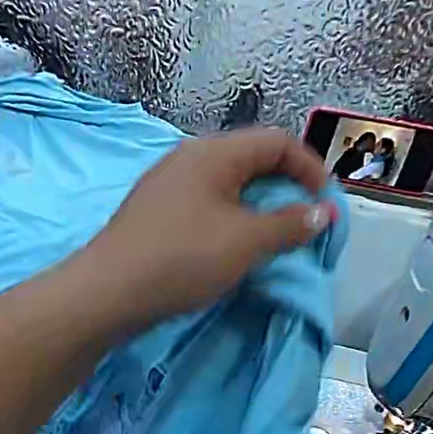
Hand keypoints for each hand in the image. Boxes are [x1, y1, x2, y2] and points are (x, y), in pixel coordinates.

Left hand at [73, 128, 335, 328]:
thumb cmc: (181, 259)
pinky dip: (229, 219)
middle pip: (251, 159)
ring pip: (227, 184)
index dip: (310, 168)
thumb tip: (323, 212)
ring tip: (270, 239)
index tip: (325, 206)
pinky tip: (229, 247)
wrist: (108, 292)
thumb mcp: (246, 241)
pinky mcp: (154, 211)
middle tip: (301, 223)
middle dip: (285, 188)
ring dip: (257, 206)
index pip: (278, 141)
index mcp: (213, 152)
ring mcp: (167, 183)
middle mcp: (188, 157)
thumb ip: (290, 223)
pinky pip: (204, 203)